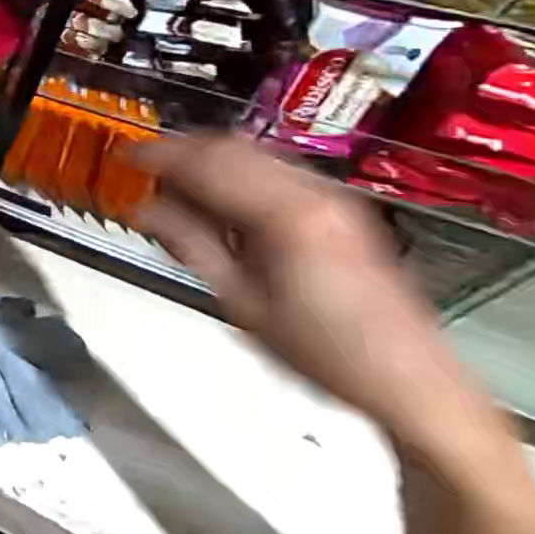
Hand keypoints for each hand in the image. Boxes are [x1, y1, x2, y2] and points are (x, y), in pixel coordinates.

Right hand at [132, 136, 485, 447]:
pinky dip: (235, 169)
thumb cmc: (321, 350)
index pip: (203, 163)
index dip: (155, 155)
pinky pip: (273, 169)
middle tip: (140, 167)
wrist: (412, 385)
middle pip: (227, 148)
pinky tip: (216, 193)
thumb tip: (142, 207)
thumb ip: (189, 243)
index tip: (121, 156)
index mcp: (284, 216)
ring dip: (205, 157)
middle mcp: (312, 196)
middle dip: (177, 150)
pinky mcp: (341, 211)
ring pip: (251, 152)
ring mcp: (332, 201)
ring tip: (172, 181)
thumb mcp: (239, 300)